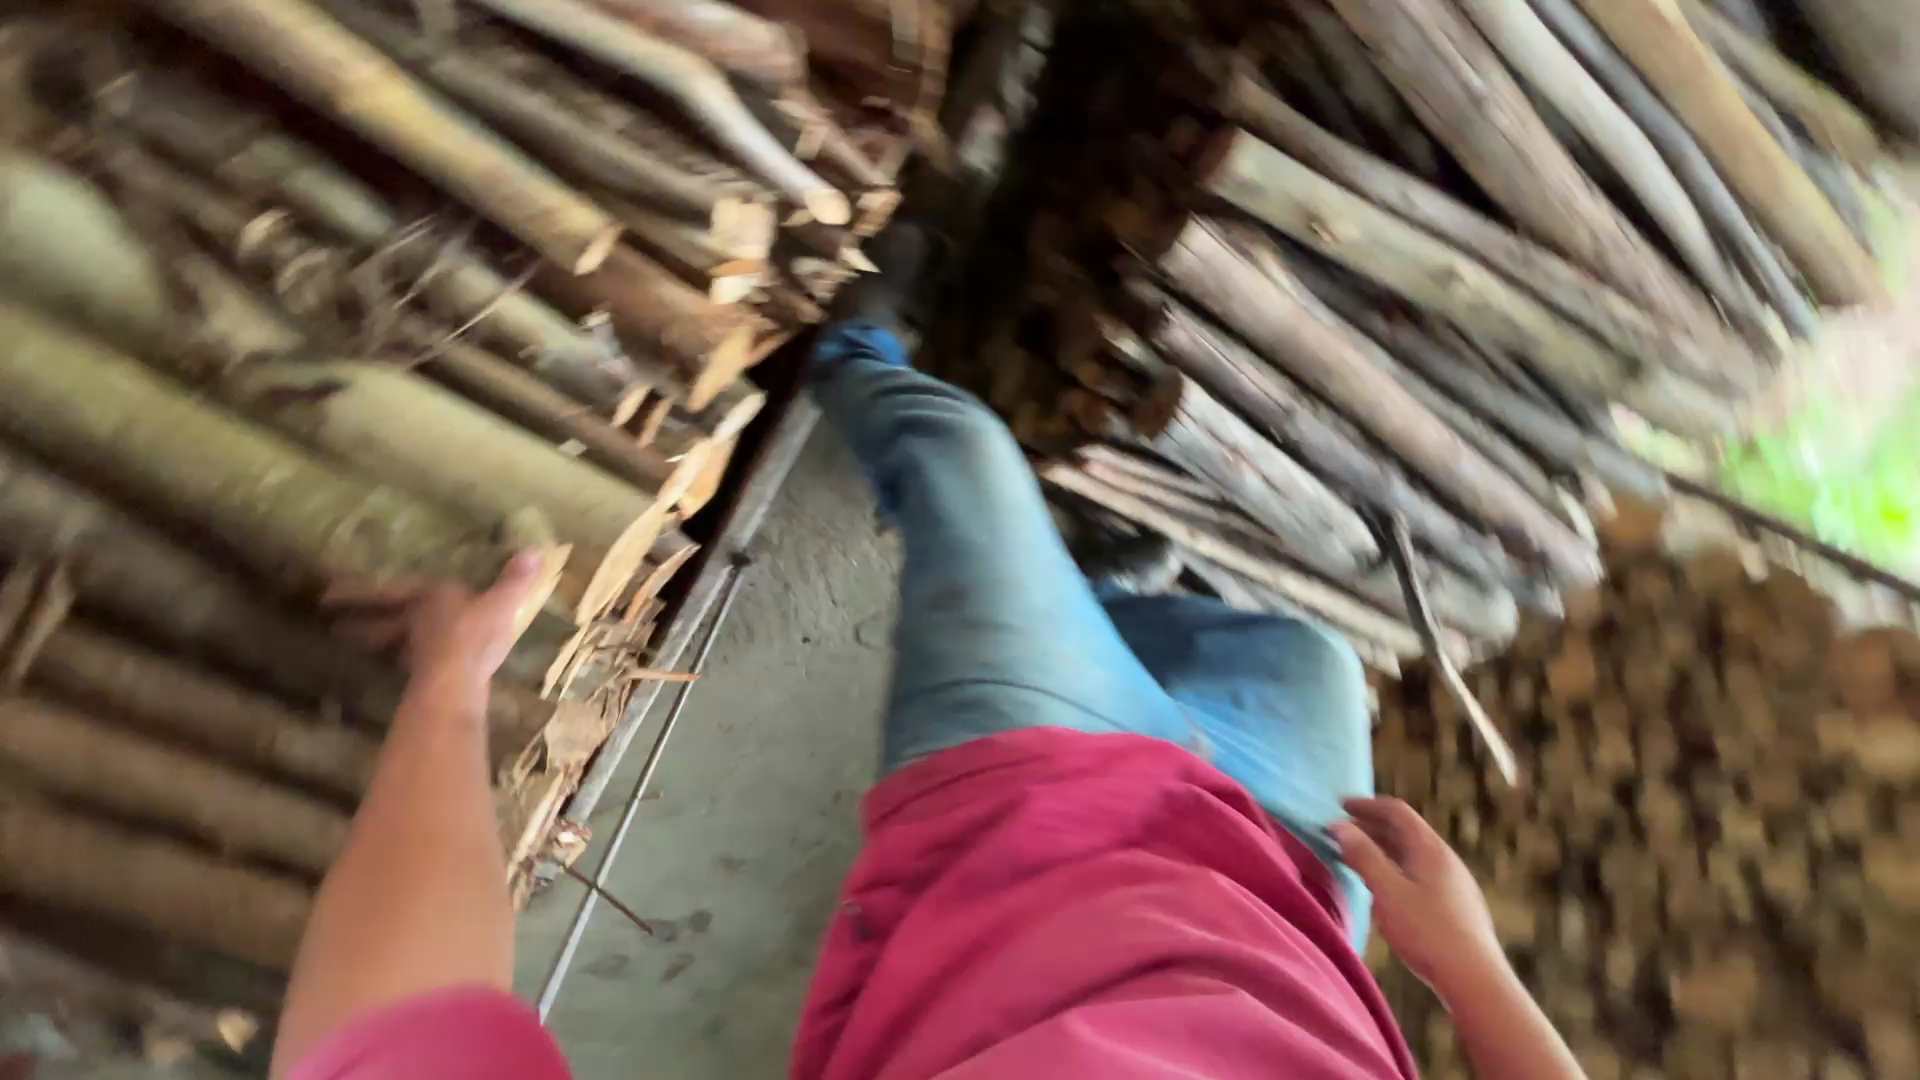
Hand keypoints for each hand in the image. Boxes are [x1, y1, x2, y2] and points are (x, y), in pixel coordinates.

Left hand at [326, 551, 545, 684]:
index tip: (328, 594)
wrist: (457, 680)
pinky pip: (409, 664)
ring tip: (356, 643)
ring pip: (388, 644)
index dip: (362, 591)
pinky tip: (408, 668)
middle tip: (331, 621)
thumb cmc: (475, 633)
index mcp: (430, 598)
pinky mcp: (423, 675)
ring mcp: (414, 650)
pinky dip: (404, 664)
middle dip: (359, 619)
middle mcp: (414, 621)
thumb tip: (535, 550)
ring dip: (374, 642)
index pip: (394, 591)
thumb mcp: (504, 603)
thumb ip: (516, 580)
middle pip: (380, 620)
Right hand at [1330, 796, 1506, 997]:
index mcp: (1430, 849)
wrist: (1477, 983)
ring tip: (1357, 856)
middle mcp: (1445, 859)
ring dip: (1382, 847)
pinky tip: (1384, 885)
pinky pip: (1419, 871)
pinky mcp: (1456, 905)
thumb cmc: (1428, 931)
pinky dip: (1395, 866)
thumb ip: (1363, 855)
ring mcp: (1454, 883)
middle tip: (1342, 830)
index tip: (1340, 805)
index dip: (1367, 805)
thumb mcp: (1387, 891)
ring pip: (1412, 853)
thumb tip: (1338, 825)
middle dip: (1371, 826)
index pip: (1397, 811)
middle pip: (1406, 830)